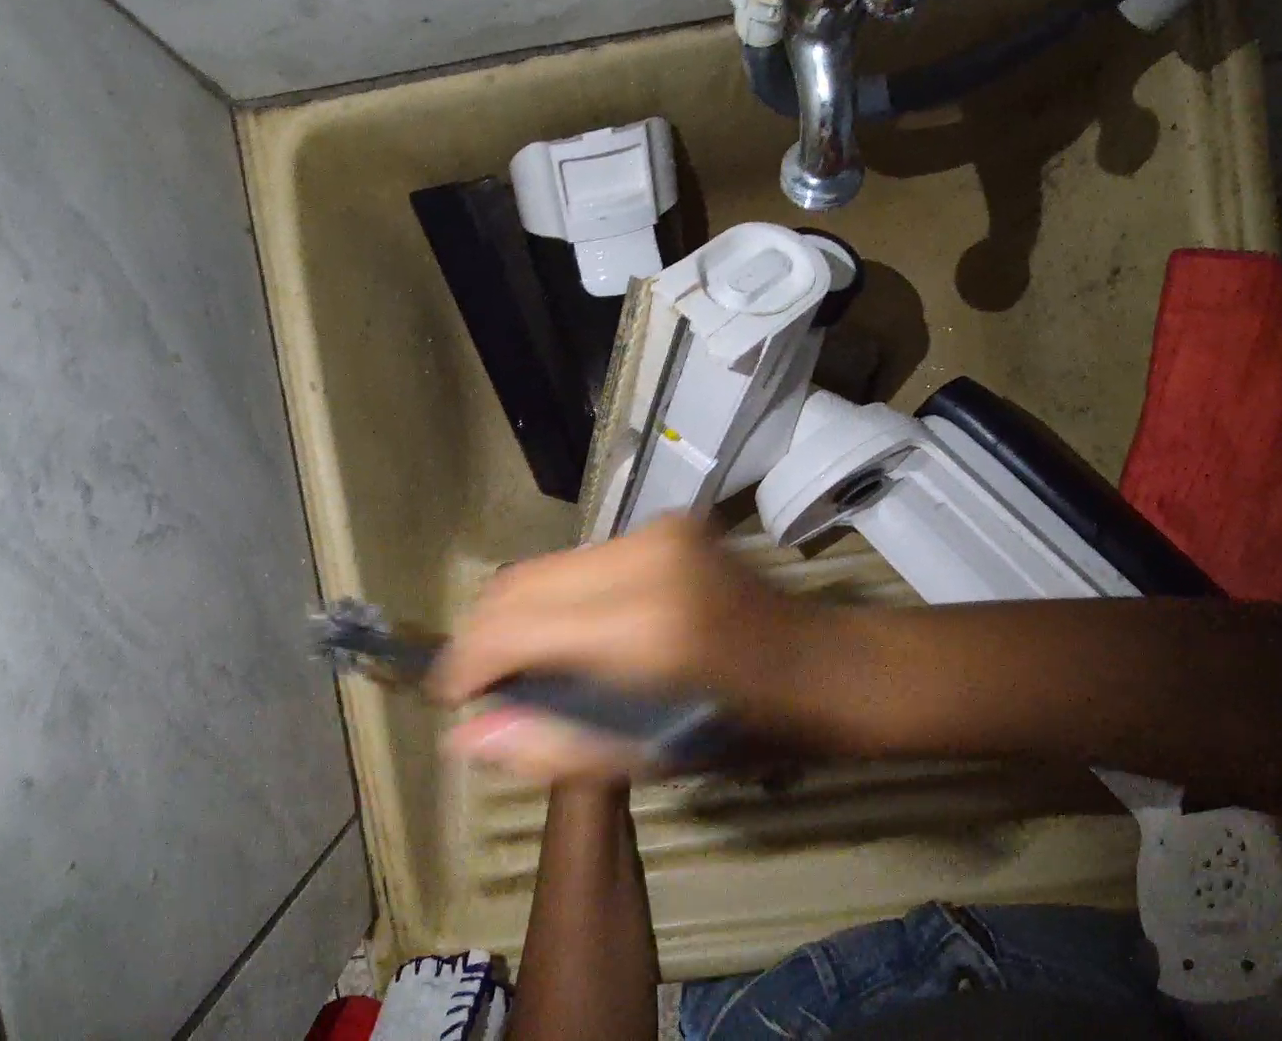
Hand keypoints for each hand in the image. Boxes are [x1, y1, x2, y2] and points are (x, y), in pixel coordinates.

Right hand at [431, 515, 834, 780]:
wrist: (829, 666)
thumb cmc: (750, 729)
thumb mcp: (653, 757)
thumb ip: (555, 747)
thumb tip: (467, 735)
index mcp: (645, 627)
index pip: (514, 625)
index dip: (468, 662)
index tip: (453, 698)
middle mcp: (644, 559)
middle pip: (518, 584)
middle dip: (486, 635)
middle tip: (487, 687)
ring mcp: (659, 532)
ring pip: (546, 566)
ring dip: (521, 614)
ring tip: (528, 665)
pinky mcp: (668, 523)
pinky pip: (582, 560)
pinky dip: (559, 596)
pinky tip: (571, 634)